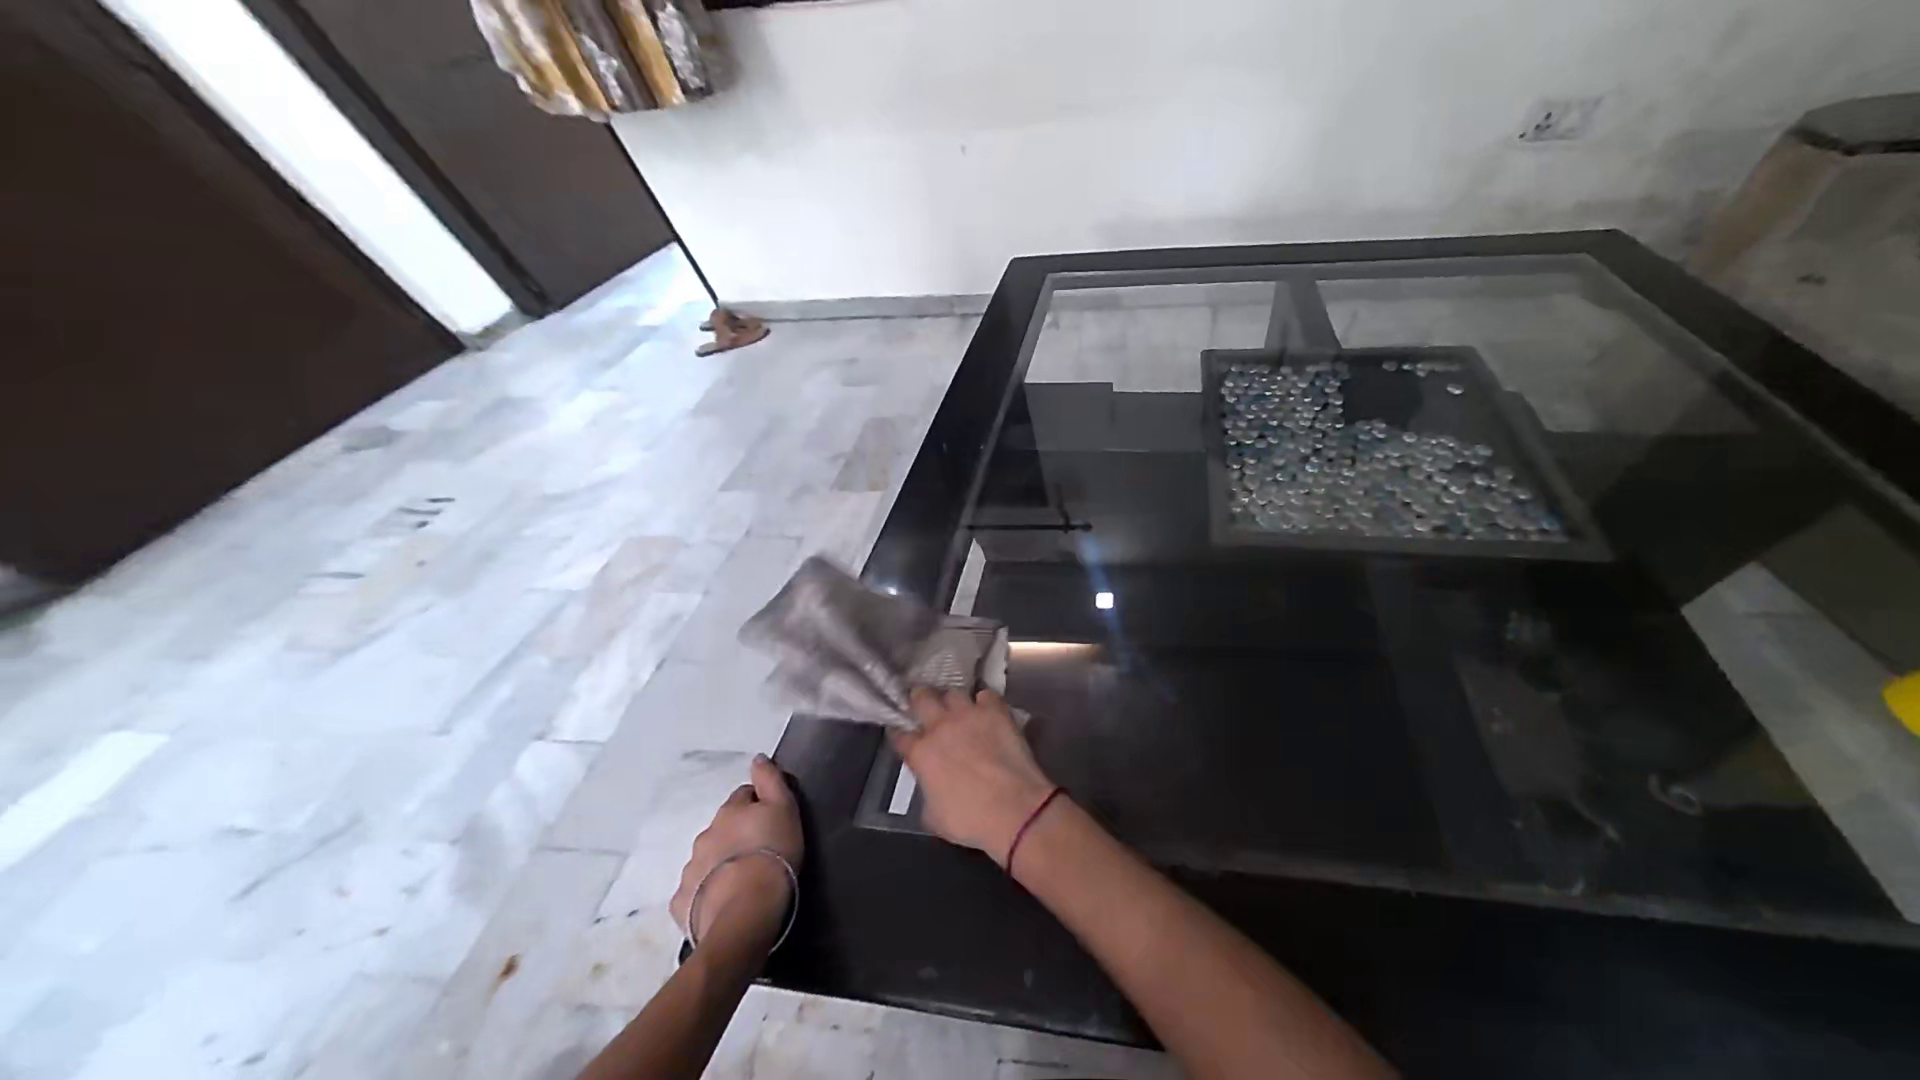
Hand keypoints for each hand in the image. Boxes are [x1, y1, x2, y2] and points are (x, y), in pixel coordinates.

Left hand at [670, 754, 802, 943]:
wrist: (746, 910)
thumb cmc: (773, 854)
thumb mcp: (784, 809)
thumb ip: (770, 780)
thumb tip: (757, 758)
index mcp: (730, 812)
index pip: (744, 797)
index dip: (758, 805)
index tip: (772, 819)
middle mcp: (705, 836)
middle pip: (722, 829)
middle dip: (736, 835)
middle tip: (760, 852)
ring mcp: (691, 870)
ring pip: (708, 859)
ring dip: (722, 863)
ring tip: (742, 881)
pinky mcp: (683, 902)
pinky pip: (695, 892)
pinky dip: (707, 893)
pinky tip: (722, 903)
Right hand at [891, 688, 1055, 867]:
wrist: (1014, 810)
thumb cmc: (971, 820)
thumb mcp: (934, 818)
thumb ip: (926, 795)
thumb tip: (931, 788)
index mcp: (921, 753)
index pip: (899, 736)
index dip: (899, 735)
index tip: (901, 736)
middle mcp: (940, 727)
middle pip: (921, 699)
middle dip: (919, 700)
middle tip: (923, 705)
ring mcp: (968, 716)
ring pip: (953, 693)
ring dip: (953, 701)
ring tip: (958, 709)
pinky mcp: (996, 712)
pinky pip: (986, 696)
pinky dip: (985, 702)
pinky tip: (988, 710)